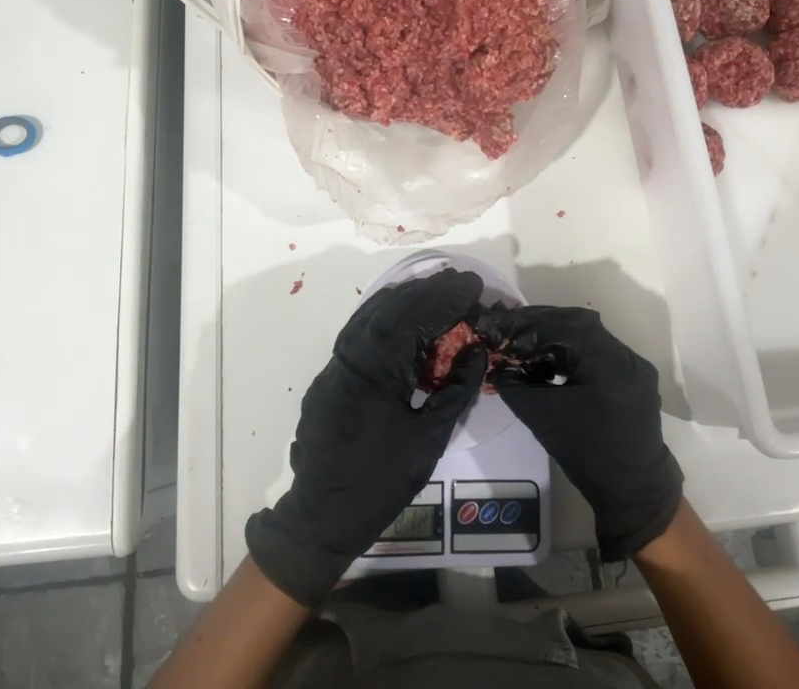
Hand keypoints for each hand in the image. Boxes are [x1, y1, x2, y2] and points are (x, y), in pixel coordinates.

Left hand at [245, 268, 485, 606]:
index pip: (413, 319)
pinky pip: (357, 336)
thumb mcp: (429, 440)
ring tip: (435, 289)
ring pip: (368, 319)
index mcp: (374, 371)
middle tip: (459, 279)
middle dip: (426, 291)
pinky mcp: (330, 379)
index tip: (473, 284)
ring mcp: (334, 367)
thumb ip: (455, 392)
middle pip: (389, 310)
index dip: (445, 298)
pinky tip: (402, 319)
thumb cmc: (380, 483)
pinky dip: (381, 319)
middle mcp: (349, 359)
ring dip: (402, 300)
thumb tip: (477, 353)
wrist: (321, 517)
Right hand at [479, 305, 682, 561]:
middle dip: (541, 325)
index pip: (561, 326)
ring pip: (590, 338)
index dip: (527, 325)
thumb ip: (515, 384)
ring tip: (526, 345)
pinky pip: (600, 355)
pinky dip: (573, 353)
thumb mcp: (543, 417)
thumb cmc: (588, 453)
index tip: (500, 328)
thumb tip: (497, 364)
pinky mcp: (634, 381)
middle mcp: (626, 356)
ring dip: (557, 338)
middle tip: (509, 330)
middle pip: (578, 325)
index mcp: (608, 360)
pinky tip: (552, 363)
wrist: (635, 491)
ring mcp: (634, 368)